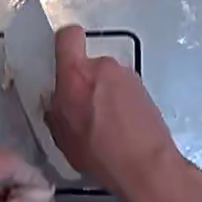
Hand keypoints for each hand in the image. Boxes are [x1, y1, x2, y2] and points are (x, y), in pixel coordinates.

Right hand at [47, 26, 186, 201]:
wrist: (145, 165)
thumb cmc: (98, 152)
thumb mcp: (62, 136)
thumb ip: (56, 109)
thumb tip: (58, 101)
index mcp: (76, 75)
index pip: (68, 36)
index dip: (64, 42)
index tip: (64, 59)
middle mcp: (103, 67)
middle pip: (89, 65)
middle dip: (86, 82)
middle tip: (85, 111)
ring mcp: (127, 76)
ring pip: (108, 78)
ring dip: (104, 94)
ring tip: (106, 125)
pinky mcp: (144, 88)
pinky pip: (125, 90)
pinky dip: (121, 103)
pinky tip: (121, 128)